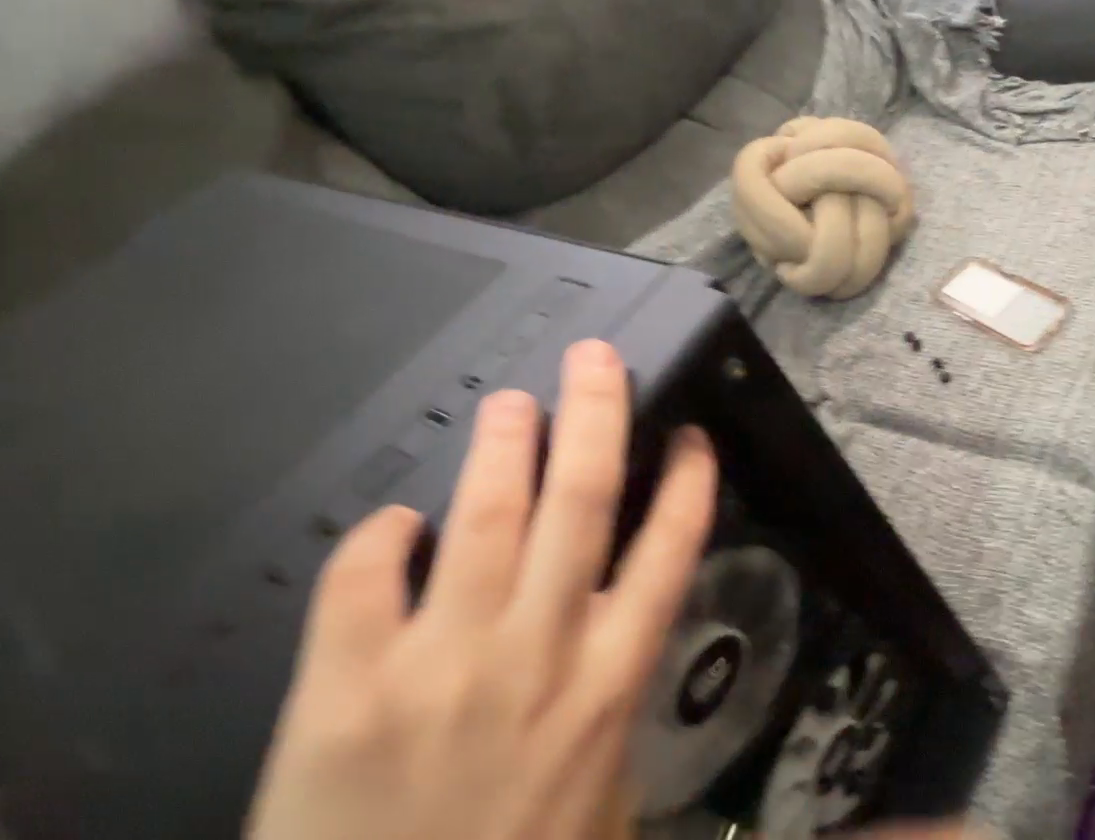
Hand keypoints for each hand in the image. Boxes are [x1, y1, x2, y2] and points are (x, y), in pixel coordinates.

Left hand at [248, 339, 716, 839]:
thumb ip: (608, 708)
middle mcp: (539, 653)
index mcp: (610, 683)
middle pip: (582, 504)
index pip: (669, 551)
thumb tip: (603, 637)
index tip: (690, 435)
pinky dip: (383, 537)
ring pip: (484, 518)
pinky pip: (364, 578)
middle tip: (595, 360)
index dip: (686, 482)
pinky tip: (398, 521)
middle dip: (595, 417)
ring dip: (503, 448)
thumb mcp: (605, 795)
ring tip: (513, 403)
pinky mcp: (344, 691)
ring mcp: (441, 664)